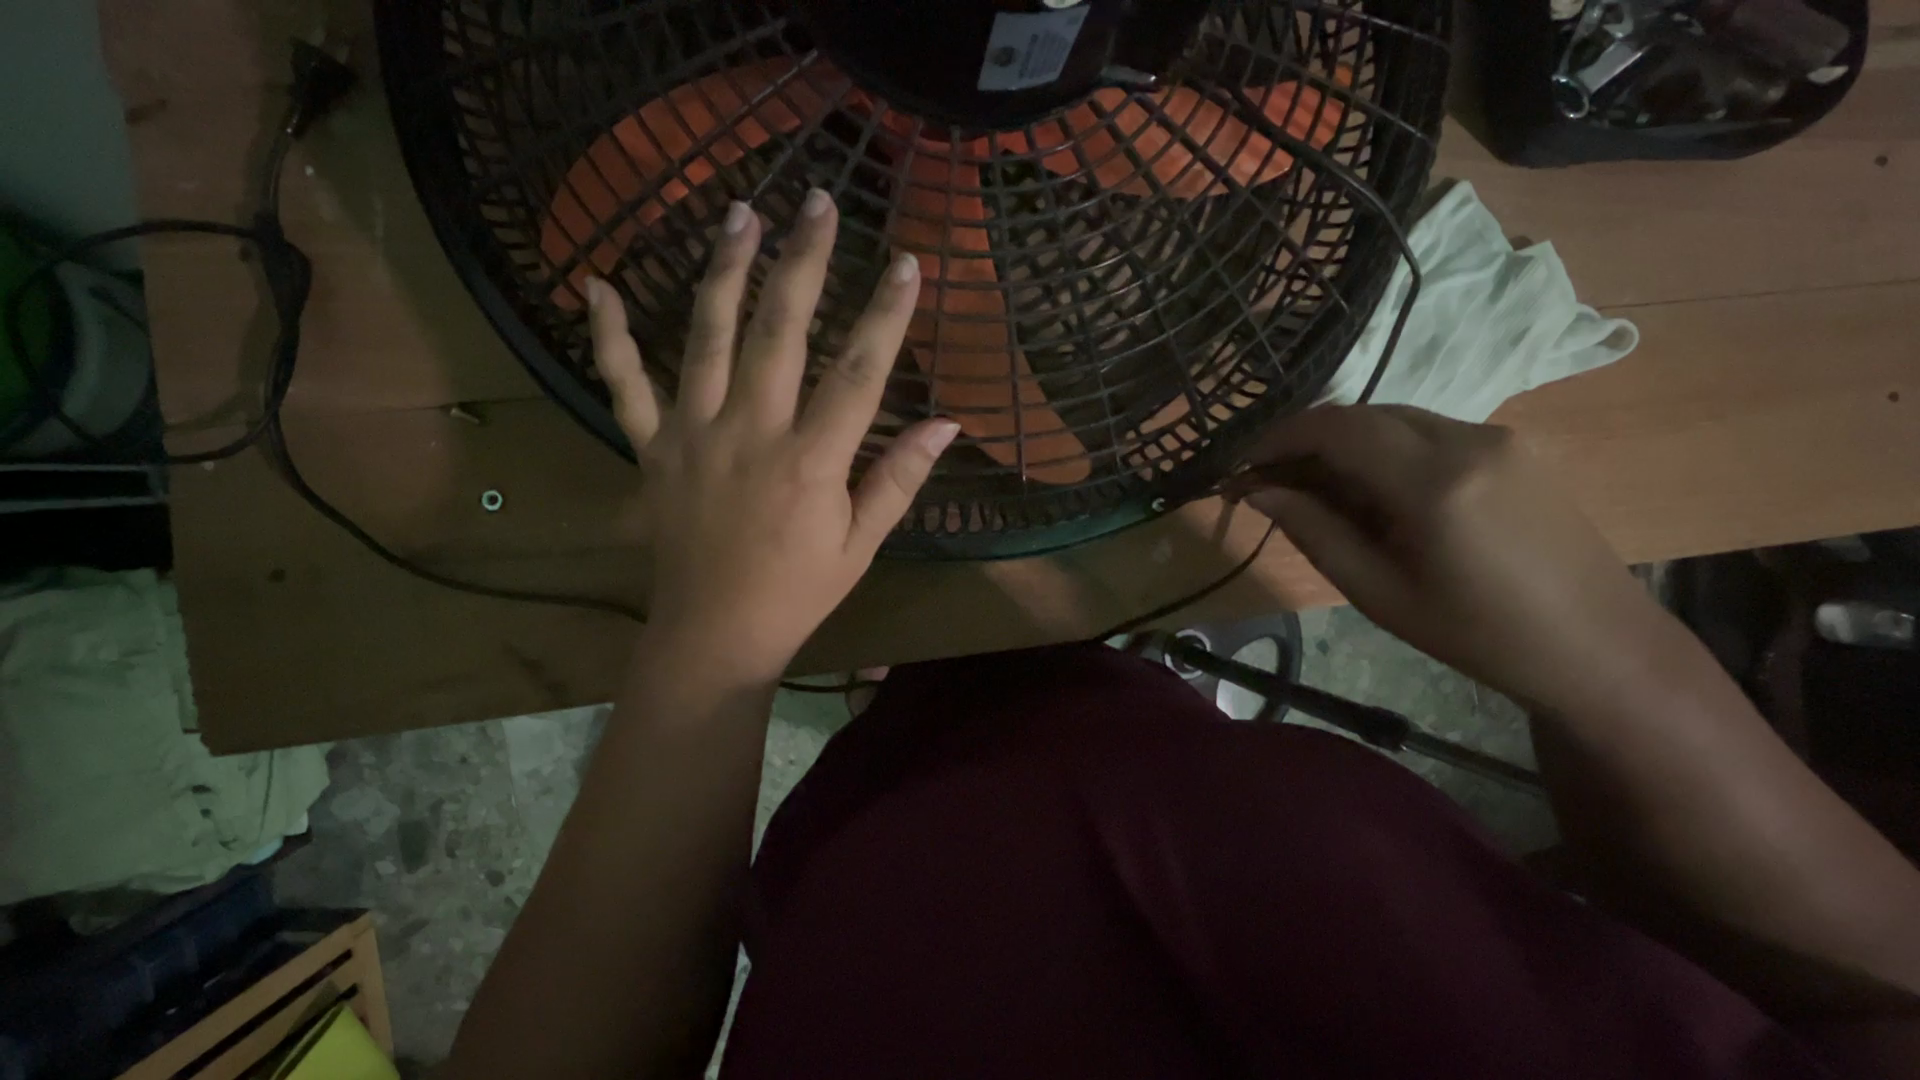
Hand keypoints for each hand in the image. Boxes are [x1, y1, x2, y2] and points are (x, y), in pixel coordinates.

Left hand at [587, 191, 959, 680]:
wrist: (714, 634)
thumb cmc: (798, 592)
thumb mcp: (861, 545)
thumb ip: (900, 481)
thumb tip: (947, 424)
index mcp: (811, 463)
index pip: (858, 374)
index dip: (887, 315)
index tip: (908, 262)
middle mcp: (751, 433)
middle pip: (780, 332)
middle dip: (805, 262)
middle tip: (818, 202)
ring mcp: (693, 435)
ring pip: (707, 338)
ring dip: (725, 270)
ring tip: (740, 213)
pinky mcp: (652, 447)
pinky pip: (625, 386)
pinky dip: (609, 337)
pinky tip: (598, 286)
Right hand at [1228, 405, 1660, 713]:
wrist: (1597, 645)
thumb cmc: (1477, 634)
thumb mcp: (1379, 592)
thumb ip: (1314, 531)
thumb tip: (1259, 490)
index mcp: (1434, 481)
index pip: (1336, 428)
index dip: (1279, 439)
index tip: (1242, 466)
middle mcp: (1468, 439)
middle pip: (1362, 414)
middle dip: (1306, 441)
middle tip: (1269, 482)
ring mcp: (1498, 436)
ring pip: (1395, 419)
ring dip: (1345, 445)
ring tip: (1316, 493)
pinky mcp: (1515, 446)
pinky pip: (1428, 432)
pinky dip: (1385, 450)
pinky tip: (1374, 493)